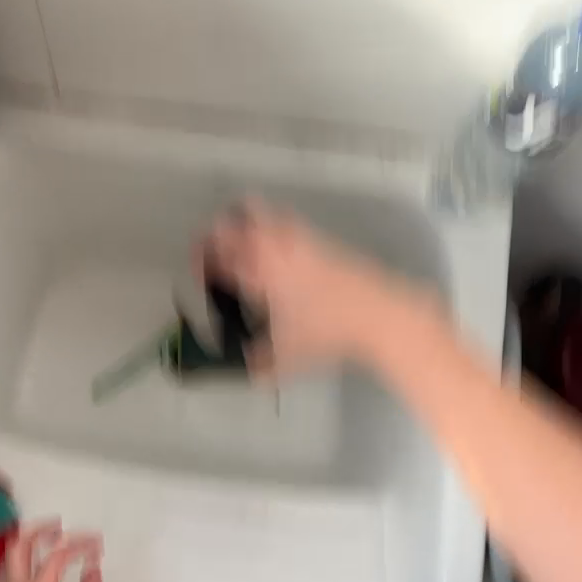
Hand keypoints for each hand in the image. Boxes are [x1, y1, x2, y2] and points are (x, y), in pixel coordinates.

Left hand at [0, 522, 103, 581]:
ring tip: (49, 540)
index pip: (57, 556)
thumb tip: (91, 569)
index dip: (79, 545)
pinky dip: (23, 564)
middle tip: (60, 526)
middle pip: (16, 550)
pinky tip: (41, 569)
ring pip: (8, 564)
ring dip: (25, 546)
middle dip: (36, 531)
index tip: (98, 546)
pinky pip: (11, 580)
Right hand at [201, 197, 430, 376]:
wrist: (381, 314)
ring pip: (262, 214)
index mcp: (260, 271)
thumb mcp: (286, 356)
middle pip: (234, 222)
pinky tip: (280, 258)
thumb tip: (243, 368)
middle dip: (218, 235)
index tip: (200, 274)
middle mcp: (275, 247)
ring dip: (247, 226)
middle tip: (217, 256)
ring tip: (246, 250)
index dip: (202, 259)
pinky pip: (286, 224)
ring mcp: (300, 239)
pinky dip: (274, 231)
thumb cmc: (327, 333)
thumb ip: (257, 363)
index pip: (218, 253)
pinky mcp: (322, 241)